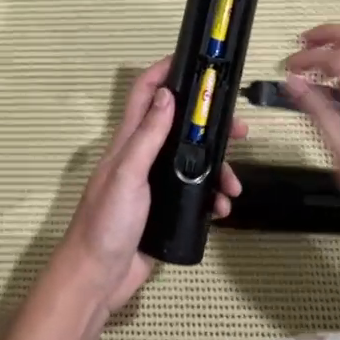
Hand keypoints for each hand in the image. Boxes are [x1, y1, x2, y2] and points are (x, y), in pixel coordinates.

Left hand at [59, 55, 245, 310]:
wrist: (99, 279)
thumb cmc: (106, 222)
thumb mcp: (128, 174)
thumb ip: (147, 136)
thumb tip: (167, 93)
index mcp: (129, 141)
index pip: (145, 93)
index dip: (164, 71)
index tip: (192, 59)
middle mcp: (144, 157)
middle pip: (181, 127)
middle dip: (210, 125)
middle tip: (240, 130)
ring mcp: (155, 184)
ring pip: (194, 162)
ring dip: (218, 168)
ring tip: (235, 184)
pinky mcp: (167, 210)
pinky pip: (196, 195)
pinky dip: (213, 198)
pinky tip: (222, 209)